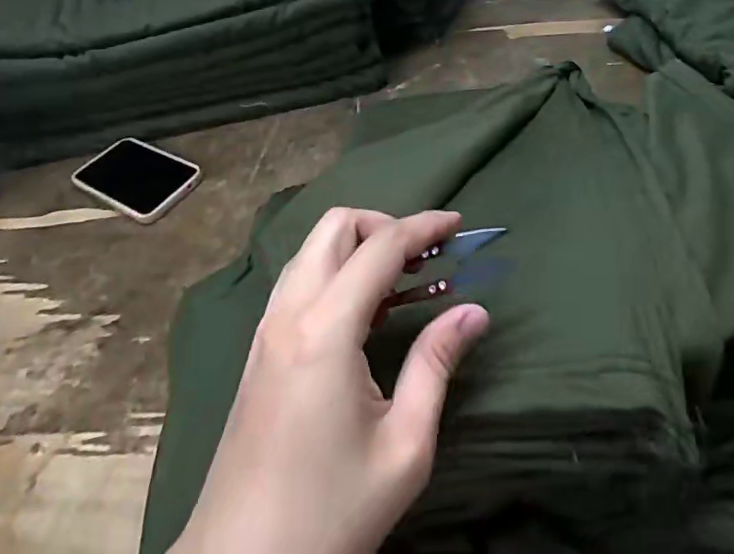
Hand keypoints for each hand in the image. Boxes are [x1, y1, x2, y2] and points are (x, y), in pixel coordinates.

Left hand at [170, 208, 490, 553]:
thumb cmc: (331, 509)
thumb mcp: (403, 446)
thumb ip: (437, 364)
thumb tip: (473, 312)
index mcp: (324, 328)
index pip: (378, 247)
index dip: (422, 228)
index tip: (458, 224)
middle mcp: (289, 310)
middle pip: (334, 227)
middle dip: (384, 225)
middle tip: (427, 256)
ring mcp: (267, 325)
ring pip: (312, 249)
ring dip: (358, 246)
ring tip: (404, 277)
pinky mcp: (260, 346)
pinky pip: (300, 280)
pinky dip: (336, 270)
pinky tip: (366, 308)